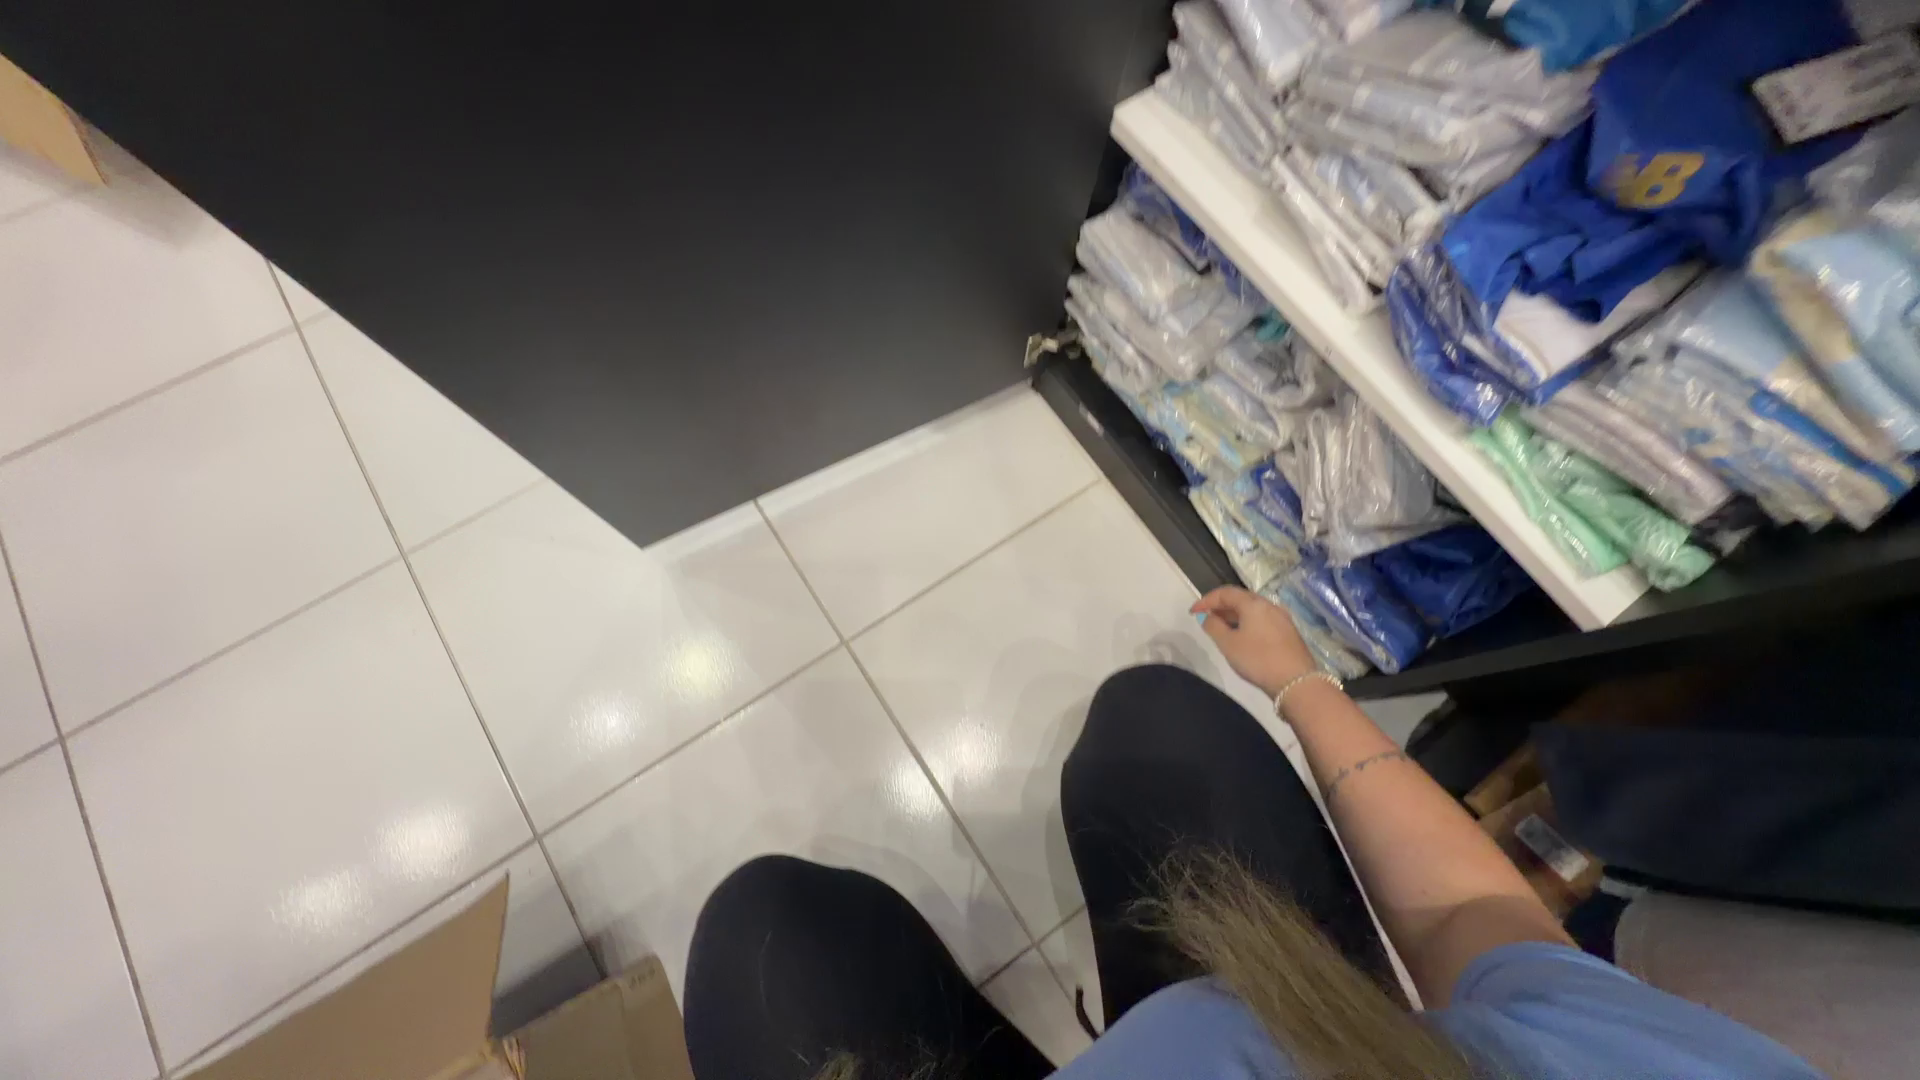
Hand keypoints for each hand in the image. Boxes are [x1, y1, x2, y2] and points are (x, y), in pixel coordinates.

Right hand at [1190, 586, 1317, 698]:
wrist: (1297, 682)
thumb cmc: (1257, 659)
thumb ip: (1213, 626)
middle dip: (1221, 606)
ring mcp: (1282, 619)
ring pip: (1253, 610)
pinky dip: (1248, 623)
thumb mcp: (1228, 644)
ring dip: (1234, 616)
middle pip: (1241, 599)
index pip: (1225, 593)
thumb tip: (1208, 616)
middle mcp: (1270, 606)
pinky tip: (1243, 638)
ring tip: (1222, 629)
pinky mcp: (1289, 633)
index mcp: (1254, 604)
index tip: (1192, 612)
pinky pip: (1263, 620)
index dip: (1206, 600)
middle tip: (1206, 618)